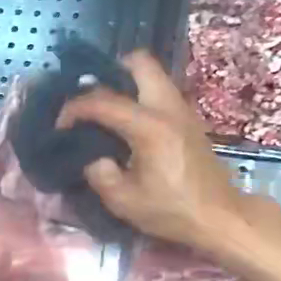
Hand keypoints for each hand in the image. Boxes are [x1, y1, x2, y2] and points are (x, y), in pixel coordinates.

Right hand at [58, 50, 252, 252]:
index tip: (60, 126)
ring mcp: (183, 109)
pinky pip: (159, 91)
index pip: (102, 101)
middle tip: (90, 99)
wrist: (219, 218)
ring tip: (105, 110)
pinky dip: (139, 96)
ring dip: (125, 84)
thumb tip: (93, 157)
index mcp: (150, 127)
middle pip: (139, 63)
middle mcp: (168, 108)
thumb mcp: (123, 200)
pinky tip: (126, 124)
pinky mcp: (188, 119)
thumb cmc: (171, 211)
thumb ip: (99, 173)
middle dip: (109, 73)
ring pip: (152, 74)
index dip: (74, 109)